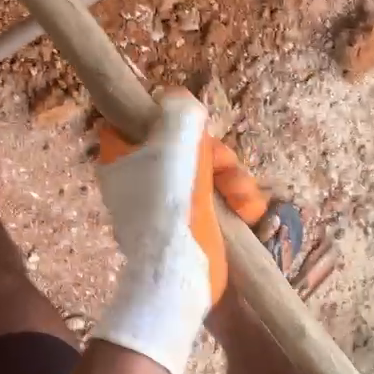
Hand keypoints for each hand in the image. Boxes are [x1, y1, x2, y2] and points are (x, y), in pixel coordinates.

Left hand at [94, 90, 233, 373]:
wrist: (179, 277)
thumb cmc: (170, 209)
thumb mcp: (175, 148)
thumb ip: (179, 114)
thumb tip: (178, 96)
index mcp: (124, 158)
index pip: (137, 122)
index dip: (167, 118)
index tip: (190, 127)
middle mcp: (143, 178)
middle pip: (185, 146)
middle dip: (216, 156)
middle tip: (226, 170)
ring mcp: (169, 203)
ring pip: (209, 172)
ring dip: (235, 180)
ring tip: (244, 201)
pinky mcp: (194, 224)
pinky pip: (220, 199)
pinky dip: (237, 203)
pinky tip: (249, 213)